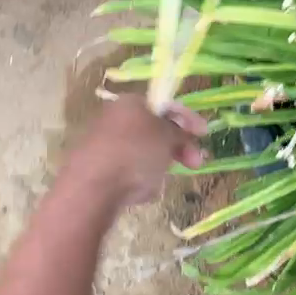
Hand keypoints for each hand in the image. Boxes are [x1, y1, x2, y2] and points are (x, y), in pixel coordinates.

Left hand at [61, 95, 207, 206]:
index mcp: (130, 103)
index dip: (188, 118)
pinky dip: (140, 180)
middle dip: (177, 146)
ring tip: (160, 181)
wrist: (91, 189)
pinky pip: (128, 172)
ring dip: (159, 165)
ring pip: (142, 152)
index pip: (165, 105)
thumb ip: (179, 130)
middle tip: (195, 163)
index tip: (205, 134)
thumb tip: (179, 130)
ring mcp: (102, 144)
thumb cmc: (134, 154)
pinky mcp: (95, 169)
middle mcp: (114, 118)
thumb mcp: (167, 136)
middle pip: (154, 130)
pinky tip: (141, 192)